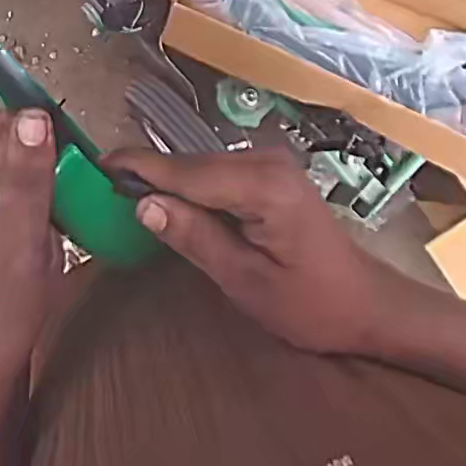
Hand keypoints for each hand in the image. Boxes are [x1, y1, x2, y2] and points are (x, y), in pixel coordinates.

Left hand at [0, 111, 62, 360]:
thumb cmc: (14, 293)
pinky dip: (30, 152)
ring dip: (36, 151)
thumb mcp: (25, 244)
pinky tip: (35, 182)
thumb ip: (27, 182)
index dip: (40, 157)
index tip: (61, 186)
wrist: (7, 312)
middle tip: (55, 193)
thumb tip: (34, 119)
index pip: (1, 143)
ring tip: (45, 192)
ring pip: (7, 126)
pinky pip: (6, 135)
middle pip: (2, 129)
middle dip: (38, 153)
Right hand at [105, 148, 408, 355]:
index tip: (99, 165)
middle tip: (103, 185)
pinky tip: (168, 196)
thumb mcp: (246, 282)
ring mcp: (269, 160)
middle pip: (190, 163)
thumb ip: (194, 237)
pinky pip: (215, 170)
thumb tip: (143, 203)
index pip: (186, 171)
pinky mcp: (268, 169)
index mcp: (263, 186)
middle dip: (148, 172)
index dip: (139, 167)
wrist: (367, 303)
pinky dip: (188, 182)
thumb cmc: (311, 305)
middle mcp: (265, 160)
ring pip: (200, 164)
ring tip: (125, 190)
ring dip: (165, 177)